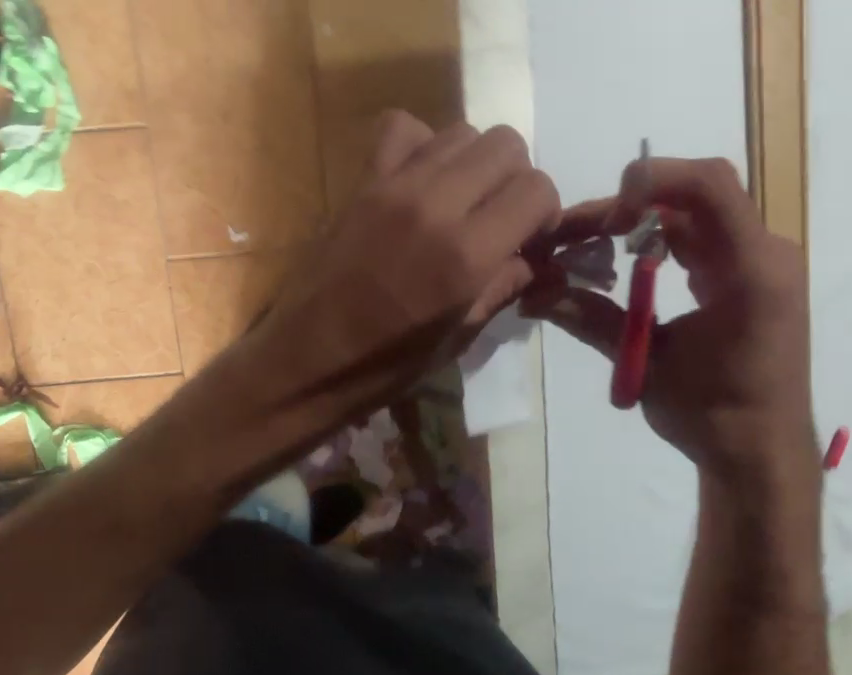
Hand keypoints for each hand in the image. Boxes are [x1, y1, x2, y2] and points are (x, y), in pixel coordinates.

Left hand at [221, 111, 559, 437]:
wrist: (307, 363)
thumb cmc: (385, 368)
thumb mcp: (457, 339)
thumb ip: (501, 287)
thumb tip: (533, 258)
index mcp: (466, 255)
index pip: (536, 189)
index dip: (544, 212)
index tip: (529, 239)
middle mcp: (436, 206)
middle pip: (505, 145)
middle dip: (514, 180)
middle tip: (498, 220)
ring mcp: (394, 186)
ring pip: (460, 132)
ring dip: (473, 163)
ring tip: (459, 204)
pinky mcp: (361, 183)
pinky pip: (402, 128)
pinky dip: (421, 145)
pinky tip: (417, 182)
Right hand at [523, 158, 813, 489]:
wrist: (760, 453)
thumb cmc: (710, 415)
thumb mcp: (647, 365)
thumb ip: (594, 321)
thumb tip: (532, 294)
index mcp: (751, 270)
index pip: (708, 186)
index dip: (650, 182)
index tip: (602, 219)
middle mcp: (765, 253)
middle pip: (695, 198)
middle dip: (630, 207)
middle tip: (575, 236)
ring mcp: (762, 265)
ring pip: (697, 219)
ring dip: (643, 227)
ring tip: (592, 250)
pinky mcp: (751, 281)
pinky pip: (706, 243)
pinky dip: (663, 246)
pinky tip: (629, 267)